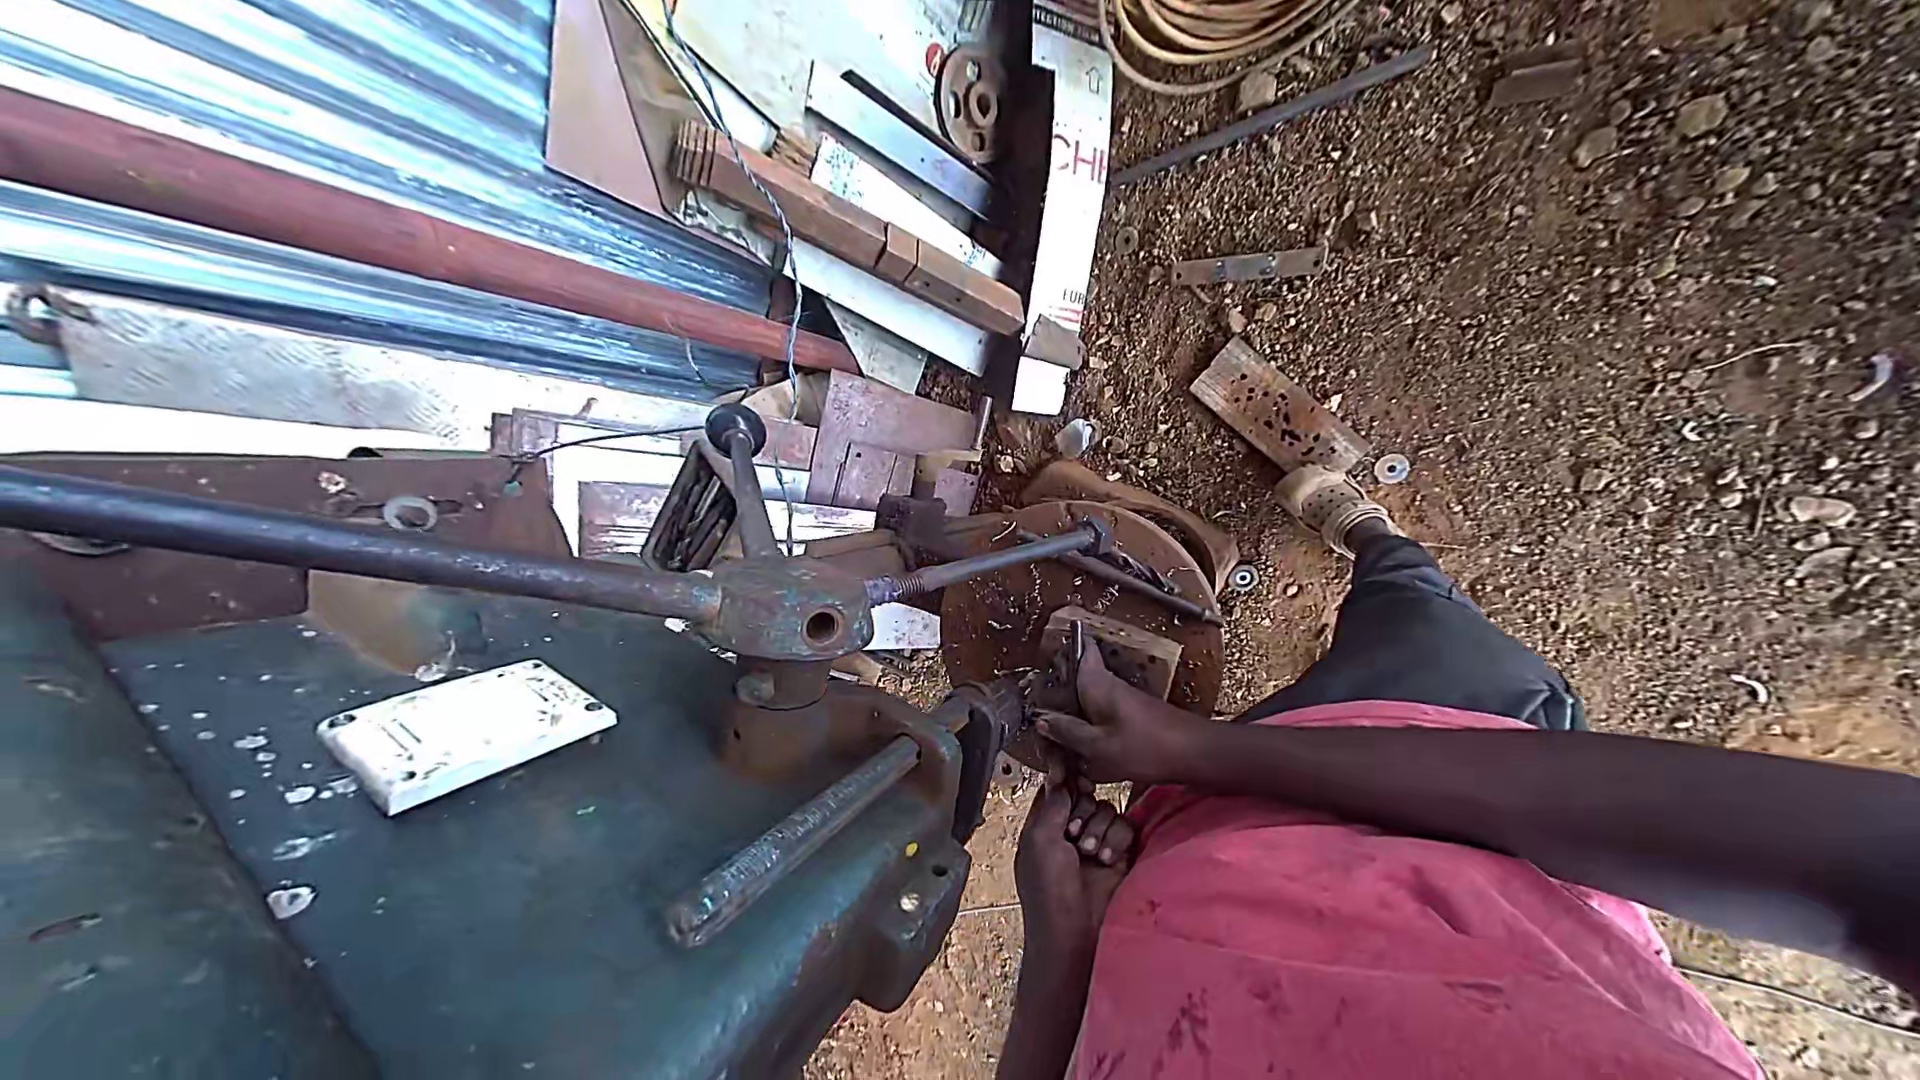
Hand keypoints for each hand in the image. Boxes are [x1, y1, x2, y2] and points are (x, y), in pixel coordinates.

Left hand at [1013, 758, 1132, 965]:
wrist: (1076, 936)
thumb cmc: (1048, 890)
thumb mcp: (1040, 840)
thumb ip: (1053, 803)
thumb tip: (1059, 772)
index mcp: (1045, 824)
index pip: (1059, 788)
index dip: (1066, 783)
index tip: (1073, 783)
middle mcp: (1071, 830)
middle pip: (1086, 795)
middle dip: (1082, 811)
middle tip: (1074, 835)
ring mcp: (1096, 842)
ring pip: (1107, 809)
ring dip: (1098, 828)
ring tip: (1090, 854)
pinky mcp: (1121, 855)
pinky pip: (1125, 828)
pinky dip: (1116, 840)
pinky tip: (1106, 860)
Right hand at [1034, 636, 1211, 783]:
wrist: (1194, 754)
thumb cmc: (1145, 747)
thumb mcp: (1098, 746)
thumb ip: (1068, 732)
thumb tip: (1041, 721)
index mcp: (1095, 683)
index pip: (1080, 649)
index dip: (1065, 641)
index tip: (1052, 641)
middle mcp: (1106, 685)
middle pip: (1073, 685)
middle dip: (1058, 707)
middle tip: (1047, 735)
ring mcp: (1119, 700)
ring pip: (1085, 706)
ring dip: (1074, 728)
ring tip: (1065, 758)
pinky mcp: (1129, 717)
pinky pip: (1098, 720)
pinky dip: (1090, 737)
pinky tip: (1088, 762)